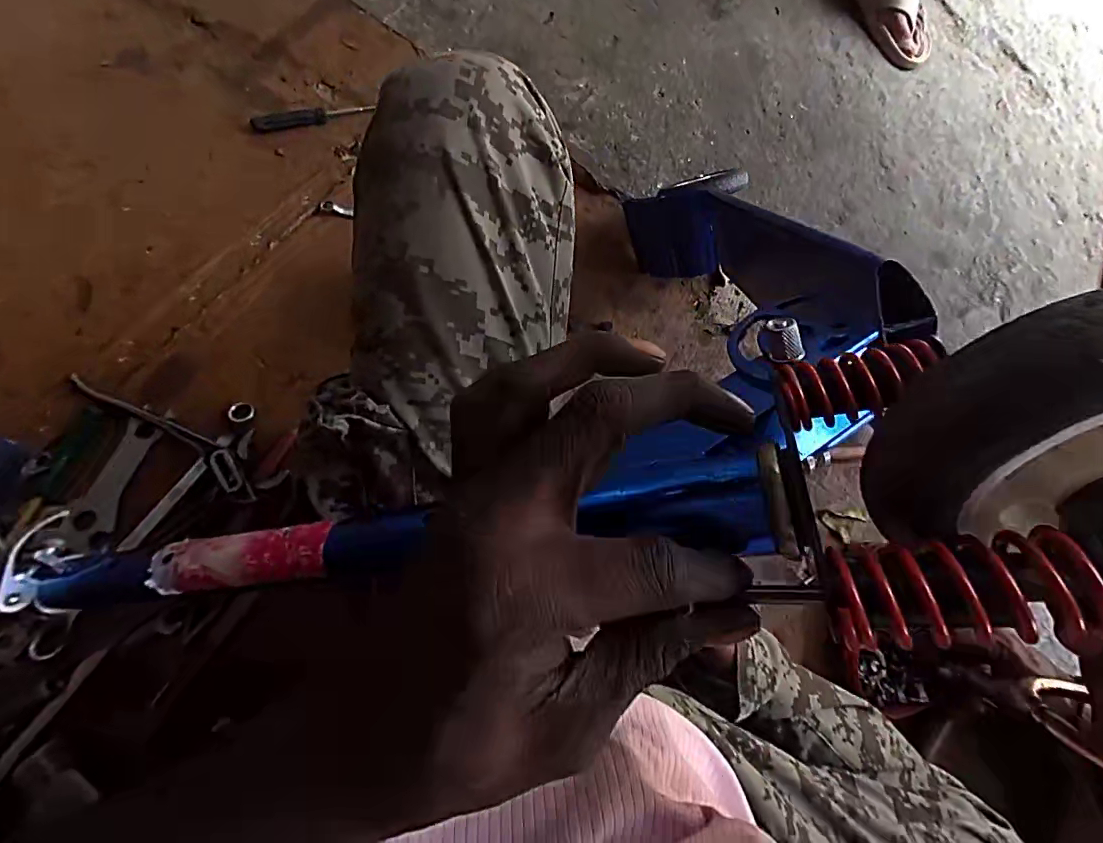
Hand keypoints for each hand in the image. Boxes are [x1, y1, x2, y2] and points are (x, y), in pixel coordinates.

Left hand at [68, 334, 760, 839]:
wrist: (354, 734)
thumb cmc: (460, 745)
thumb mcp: (569, 725)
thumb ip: (655, 654)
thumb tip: (738, 612)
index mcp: (531, 586)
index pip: (650, 561)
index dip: (711, 570)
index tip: (748, 577)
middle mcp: (500, 511)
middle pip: (597, 418)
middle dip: (678, 401)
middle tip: (734, 412)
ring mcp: (470, 485)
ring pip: (527, 381)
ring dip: (597, 357)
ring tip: (654, 360)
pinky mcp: (456, 480)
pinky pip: (491, 401)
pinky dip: (540, 376)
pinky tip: (579, 384)